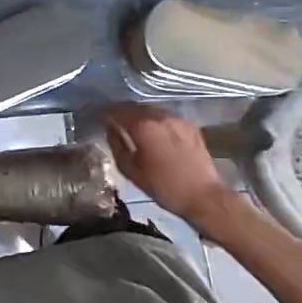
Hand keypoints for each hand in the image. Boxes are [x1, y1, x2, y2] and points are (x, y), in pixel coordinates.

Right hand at [99, 104, 232, 222]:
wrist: (203, 196)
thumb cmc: (164, 187)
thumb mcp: (131, 171)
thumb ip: (117, 146)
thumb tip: (111, 130)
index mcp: (144, 126)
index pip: (118, 111)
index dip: (105, 112)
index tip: (98, 116)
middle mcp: (160, 116)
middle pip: (135, 107)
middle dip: (122, 111)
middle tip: (112, 120)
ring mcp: (178, 119)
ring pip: (152, 110)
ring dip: (139, 115)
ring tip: (132, 125)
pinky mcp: (190, 125)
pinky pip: (166, 117)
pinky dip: (155, 120)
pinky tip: (153, 132)